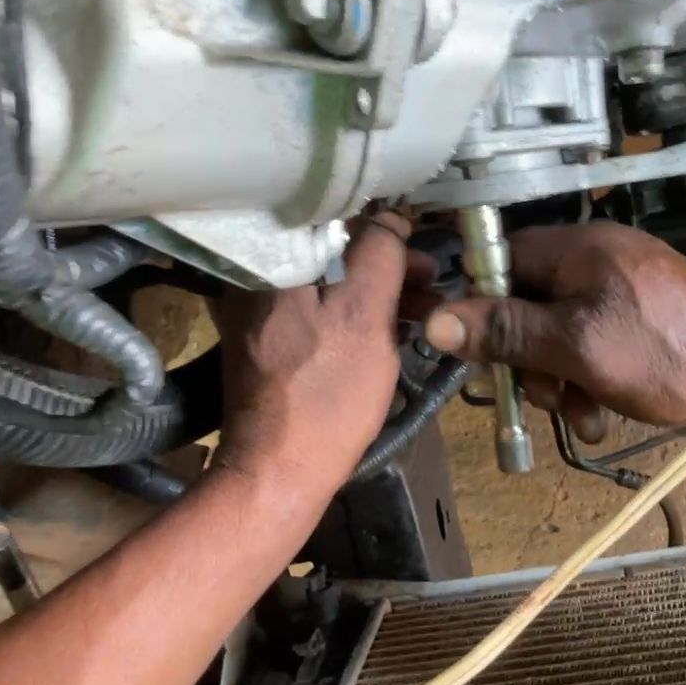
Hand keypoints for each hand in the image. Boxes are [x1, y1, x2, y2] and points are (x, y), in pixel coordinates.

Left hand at [211, 214, 410, 496]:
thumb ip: (379, 256)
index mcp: (273, 260)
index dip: (389, 231)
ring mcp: (256, 308)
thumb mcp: (366, 317)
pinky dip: (352, 312)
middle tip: (430, 285)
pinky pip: (317, 308)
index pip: (337, 216)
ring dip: (376, 290)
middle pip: (333, 250)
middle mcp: (255, 275)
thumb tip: (391, 218)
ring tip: (420, 312)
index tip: (423, 256)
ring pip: (329, 280)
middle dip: (387, 265)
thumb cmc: (329, 394)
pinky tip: (387, 330)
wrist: (278, 469)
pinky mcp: (265, 338)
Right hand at [423, 222, 685, 436]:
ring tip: (582, 415)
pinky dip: (590, 377)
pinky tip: (602, 413)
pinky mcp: (645, 315)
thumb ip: (506, 332)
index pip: (503, 258)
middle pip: (531, 301)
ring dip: (560, 377)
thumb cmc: (666, 356)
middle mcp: (600, 256)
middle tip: (542, 397)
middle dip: (528, 356)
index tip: (475, 353)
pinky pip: (596, 340)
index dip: (480, 304)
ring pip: (562, 329)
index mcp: (580, 247)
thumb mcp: (576, 347)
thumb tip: (434, 320)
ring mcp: (625, 286)